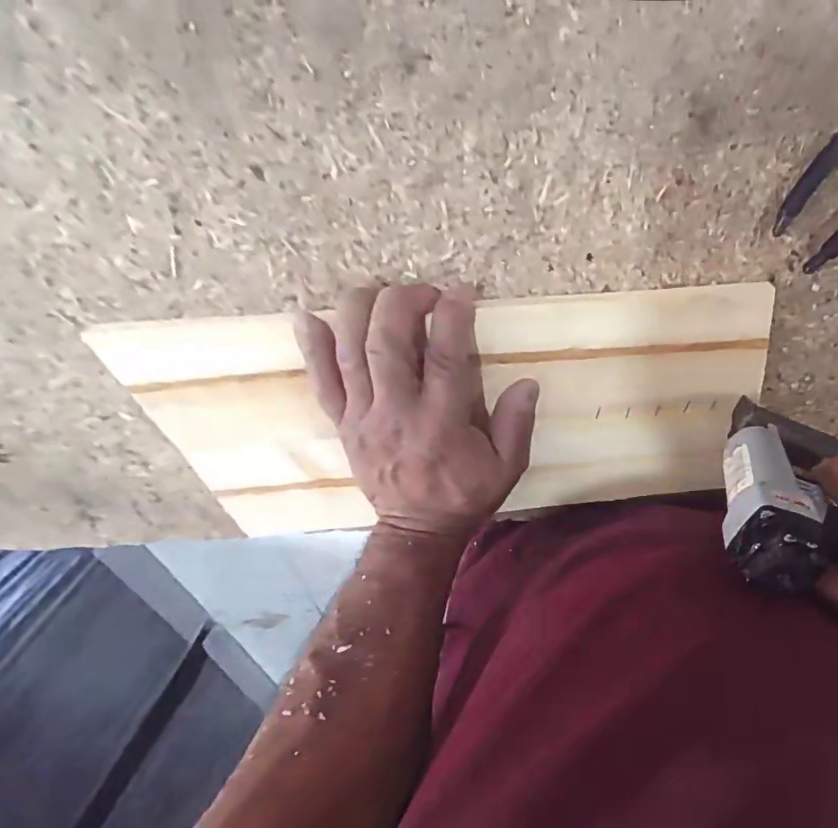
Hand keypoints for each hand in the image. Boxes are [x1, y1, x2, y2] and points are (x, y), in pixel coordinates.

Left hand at [295, 284, 538, 539]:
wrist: (418, 529)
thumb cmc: (469, 494)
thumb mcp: (509, 466)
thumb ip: (517, 423)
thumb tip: (527, 382)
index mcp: (444, 422)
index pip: (445, 357)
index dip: (453, 317)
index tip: (462, 292)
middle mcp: (399, 411)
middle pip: (388, 342)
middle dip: (403, 302)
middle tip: (423, 290)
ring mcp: (364, 416)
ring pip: (351, 351)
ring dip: (361, 311)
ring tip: (379, 290)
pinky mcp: (343, 423)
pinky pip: (321, 380)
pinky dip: (313, 346)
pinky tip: (310, 316)